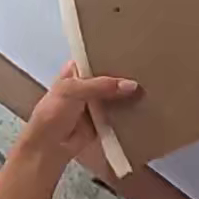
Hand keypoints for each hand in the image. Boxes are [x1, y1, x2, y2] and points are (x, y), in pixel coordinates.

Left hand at [13, 64, 139, 171]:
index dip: (109, 56)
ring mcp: (94, 105)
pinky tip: (144, 105)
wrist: (49, 147)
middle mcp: (85, 87)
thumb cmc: (52, 114)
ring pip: (115, 96)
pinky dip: (128, 112)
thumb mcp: (72, 91)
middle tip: (145, 68)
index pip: (94, 59)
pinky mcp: (102, 121)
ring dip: (127, 94)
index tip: (131, 51)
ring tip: (150, 85)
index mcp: (73, 74)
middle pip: (107, 78)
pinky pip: (118, 114)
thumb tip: (131, 85)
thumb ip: (101, 85)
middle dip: (123, 76)